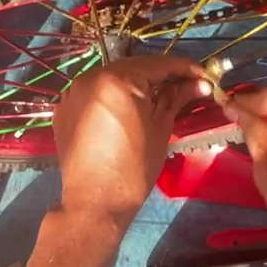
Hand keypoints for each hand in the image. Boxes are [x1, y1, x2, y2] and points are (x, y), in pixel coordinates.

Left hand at [53, 56, 211, 226]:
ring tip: (155, 97)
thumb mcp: (160, 129)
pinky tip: (125, 109)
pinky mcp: (64, 107)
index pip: (158, 64)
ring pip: (112, 77)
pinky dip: (111, 96)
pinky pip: (94, 92)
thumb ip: (176, 98)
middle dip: (159, 75)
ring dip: (134, 83)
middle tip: (183, 85)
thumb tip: (200, 83)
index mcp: (119, 80)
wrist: (95, 202)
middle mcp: (92, 76)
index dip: (184, 68)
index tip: (203, 74)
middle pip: (133, 67)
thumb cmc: (134, 167)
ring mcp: (74, 91)